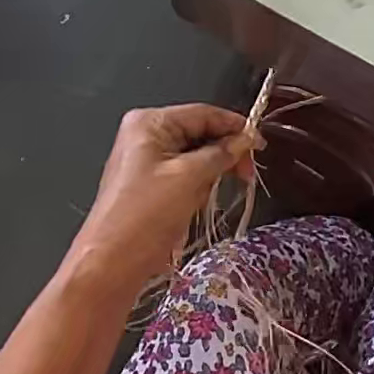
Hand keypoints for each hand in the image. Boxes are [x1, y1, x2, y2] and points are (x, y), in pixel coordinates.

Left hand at [67, 105, 259, 293]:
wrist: (112, 260)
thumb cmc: (145, 215)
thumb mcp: (189, 178)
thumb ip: (221, 154)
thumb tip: (245, 139)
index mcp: (148, 122)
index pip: (202, 113)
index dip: (234, 126)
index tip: (261, 144)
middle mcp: (144, 134)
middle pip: (198, 133)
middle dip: (222, 154)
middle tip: (246, 174)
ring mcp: (145, 159)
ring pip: (194, 157)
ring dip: (208, 176)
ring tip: (204, 197)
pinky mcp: (149, 183)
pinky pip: (183, 175)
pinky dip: (195, 187)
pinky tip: (193, 204)